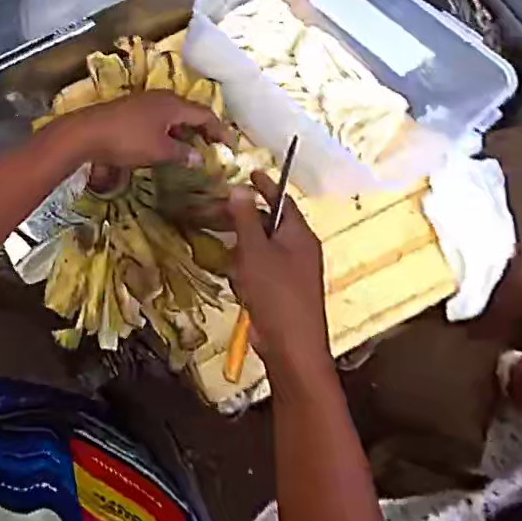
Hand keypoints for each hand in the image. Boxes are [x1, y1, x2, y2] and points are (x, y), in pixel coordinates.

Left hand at [58, 91, 228, 169]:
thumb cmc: (127, 141)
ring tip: (191, 148)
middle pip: (189, 111)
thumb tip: (199, 157)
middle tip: (213, 145)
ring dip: (184, 130)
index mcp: (173, 104)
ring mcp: (144, 101)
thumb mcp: (159, 151)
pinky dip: (168, 130)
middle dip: (203, 128)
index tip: (230, 144)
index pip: (204, 114)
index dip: (220, 129)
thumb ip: (182, 153)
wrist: (86, 133)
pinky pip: (158, 117)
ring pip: (172, 114)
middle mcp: (160, 97)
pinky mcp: (130, 109)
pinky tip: (164, 144)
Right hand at [227, 170, 330, 379]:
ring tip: (223, 244)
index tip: (250, 172)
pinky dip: (248, 267)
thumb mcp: (255, 250)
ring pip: (265, 247)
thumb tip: (240, 188)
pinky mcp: (284, 292)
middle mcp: (301, 250)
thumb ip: (245, 218)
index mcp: (299, 235)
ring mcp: (295, 273)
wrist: (292, 348)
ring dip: (244, 245)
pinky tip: (233, 276)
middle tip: (220, 209)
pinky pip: (264, 269)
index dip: (265, 186)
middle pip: (271, 223)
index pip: (282, 200)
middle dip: (246, 217)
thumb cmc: (275, 292)